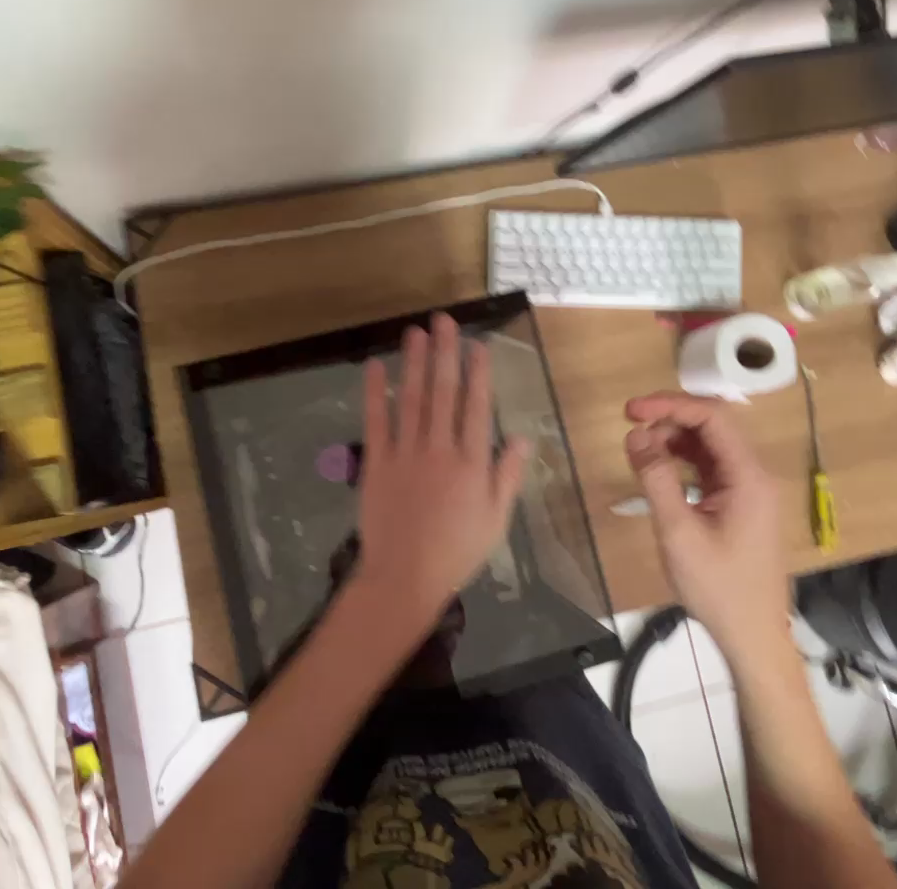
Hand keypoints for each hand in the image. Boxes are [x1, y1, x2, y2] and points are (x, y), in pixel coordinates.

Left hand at [353, 315, 532, 629]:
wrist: (406, 576)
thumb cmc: (457, 551)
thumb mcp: (496, 519)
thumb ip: (508, 476)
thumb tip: (523, 436)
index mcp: (472, 462)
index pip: (477, 407)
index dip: (477, 373)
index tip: (477, 345)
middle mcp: (440, 448)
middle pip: (443, 392)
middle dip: (444, 353)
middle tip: (444, 320)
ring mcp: (406, 453)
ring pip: (411, 399)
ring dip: (413, 363)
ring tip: (415, 332)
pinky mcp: (377, 463)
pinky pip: (376, 421)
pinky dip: (374, 393)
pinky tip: (374, 367)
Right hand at [623, 392, 789, 643]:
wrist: (753, 635)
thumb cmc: (718, 587)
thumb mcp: (679, 532)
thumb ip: (656, 478)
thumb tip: (636, 434)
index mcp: (748, 477)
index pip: (712, 417)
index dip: (670, 405)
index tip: (630, 411)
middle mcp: (753, 475)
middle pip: (713, 427)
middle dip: (669, 420)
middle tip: (630, 431)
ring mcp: (748, 490)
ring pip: (710, 447)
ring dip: (674, 440)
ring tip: (638, 451)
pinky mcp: (739, 505)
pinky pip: (710, 469)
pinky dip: (682, 462)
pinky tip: (658, 471)